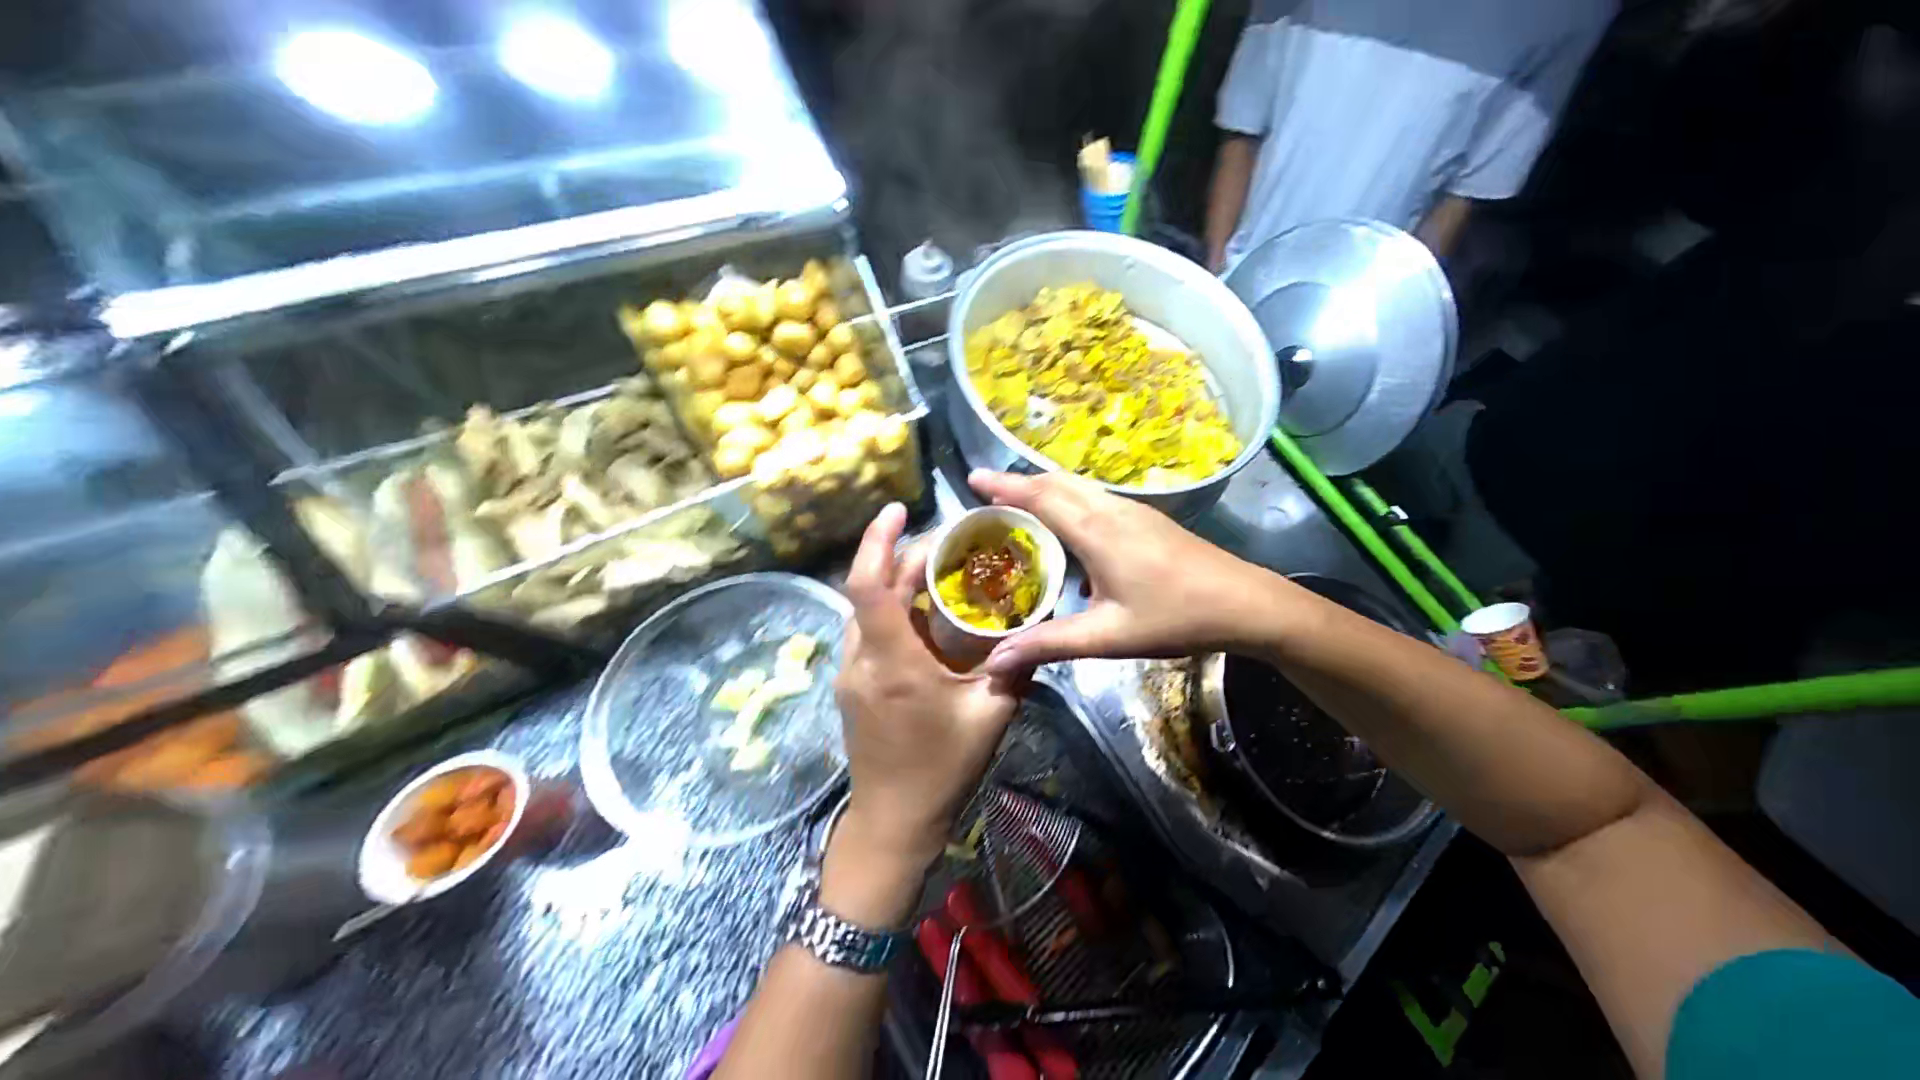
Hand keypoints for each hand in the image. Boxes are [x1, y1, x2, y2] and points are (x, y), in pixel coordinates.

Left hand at [833, 503, 1021, 873]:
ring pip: (867, 611)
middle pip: (871, 590)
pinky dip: (893, 613)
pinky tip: (927, 620)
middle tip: (947, 545)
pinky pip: (868, 633)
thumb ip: (1015, 669)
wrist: (893, 821)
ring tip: (939, 574)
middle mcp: (861, 660)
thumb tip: (1036, 633)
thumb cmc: (941, 770)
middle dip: (903, 558)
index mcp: (892, 663)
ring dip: (896, 585)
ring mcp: (850, 673)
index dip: (878, 540)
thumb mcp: (990, 717)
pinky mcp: (852, 686)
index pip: (869, 585)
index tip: (897, 509)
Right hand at [968, 470, 1309, 674]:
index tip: (973, 477)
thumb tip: (994, 662)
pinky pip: (1094, 498)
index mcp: (1096, 530)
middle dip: (1019, 482)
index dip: (1004, 485)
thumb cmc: (1174, 617)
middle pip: (1056, 483)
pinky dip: (1067, 500)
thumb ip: (1048, 644)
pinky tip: (1067, 529)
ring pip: (1077, 487)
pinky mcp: (1147, 520)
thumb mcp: (1107, 636)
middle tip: (988, 493)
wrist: (1245, 604)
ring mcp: (1133, 511)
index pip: (1039, 496)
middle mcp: (1111, 510)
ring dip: (1044, 489)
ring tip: (1019, 506)